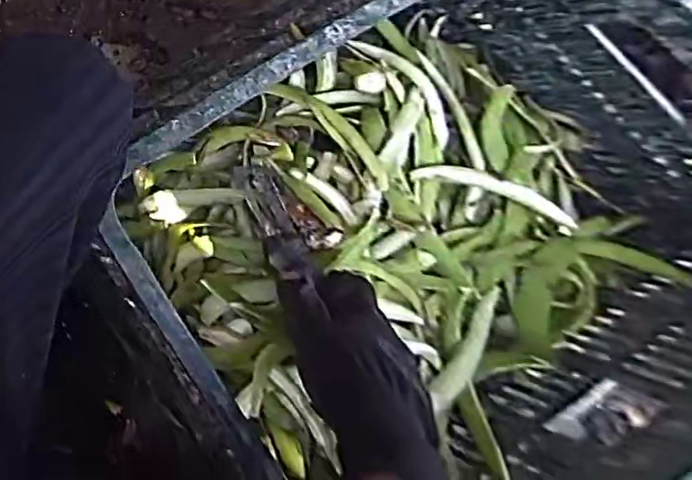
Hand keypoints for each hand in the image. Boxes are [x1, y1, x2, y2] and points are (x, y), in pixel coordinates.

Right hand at [279, 271, 444, 479]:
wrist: (388, 443)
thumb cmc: (342, 379)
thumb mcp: (308, 330)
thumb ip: (297, 292)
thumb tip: (281, 249)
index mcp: (362, 310)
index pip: (348, 280)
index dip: (328, 282)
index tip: (307, 290)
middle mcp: (388, 330)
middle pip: (361, 310)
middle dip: (338, 313)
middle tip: (313, 325)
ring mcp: (403, 364)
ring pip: (372, 340)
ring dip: (353, 342)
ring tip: (329, 357)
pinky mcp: (411, 394)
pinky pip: (383, 368)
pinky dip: (366, 370)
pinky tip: (352, 385)